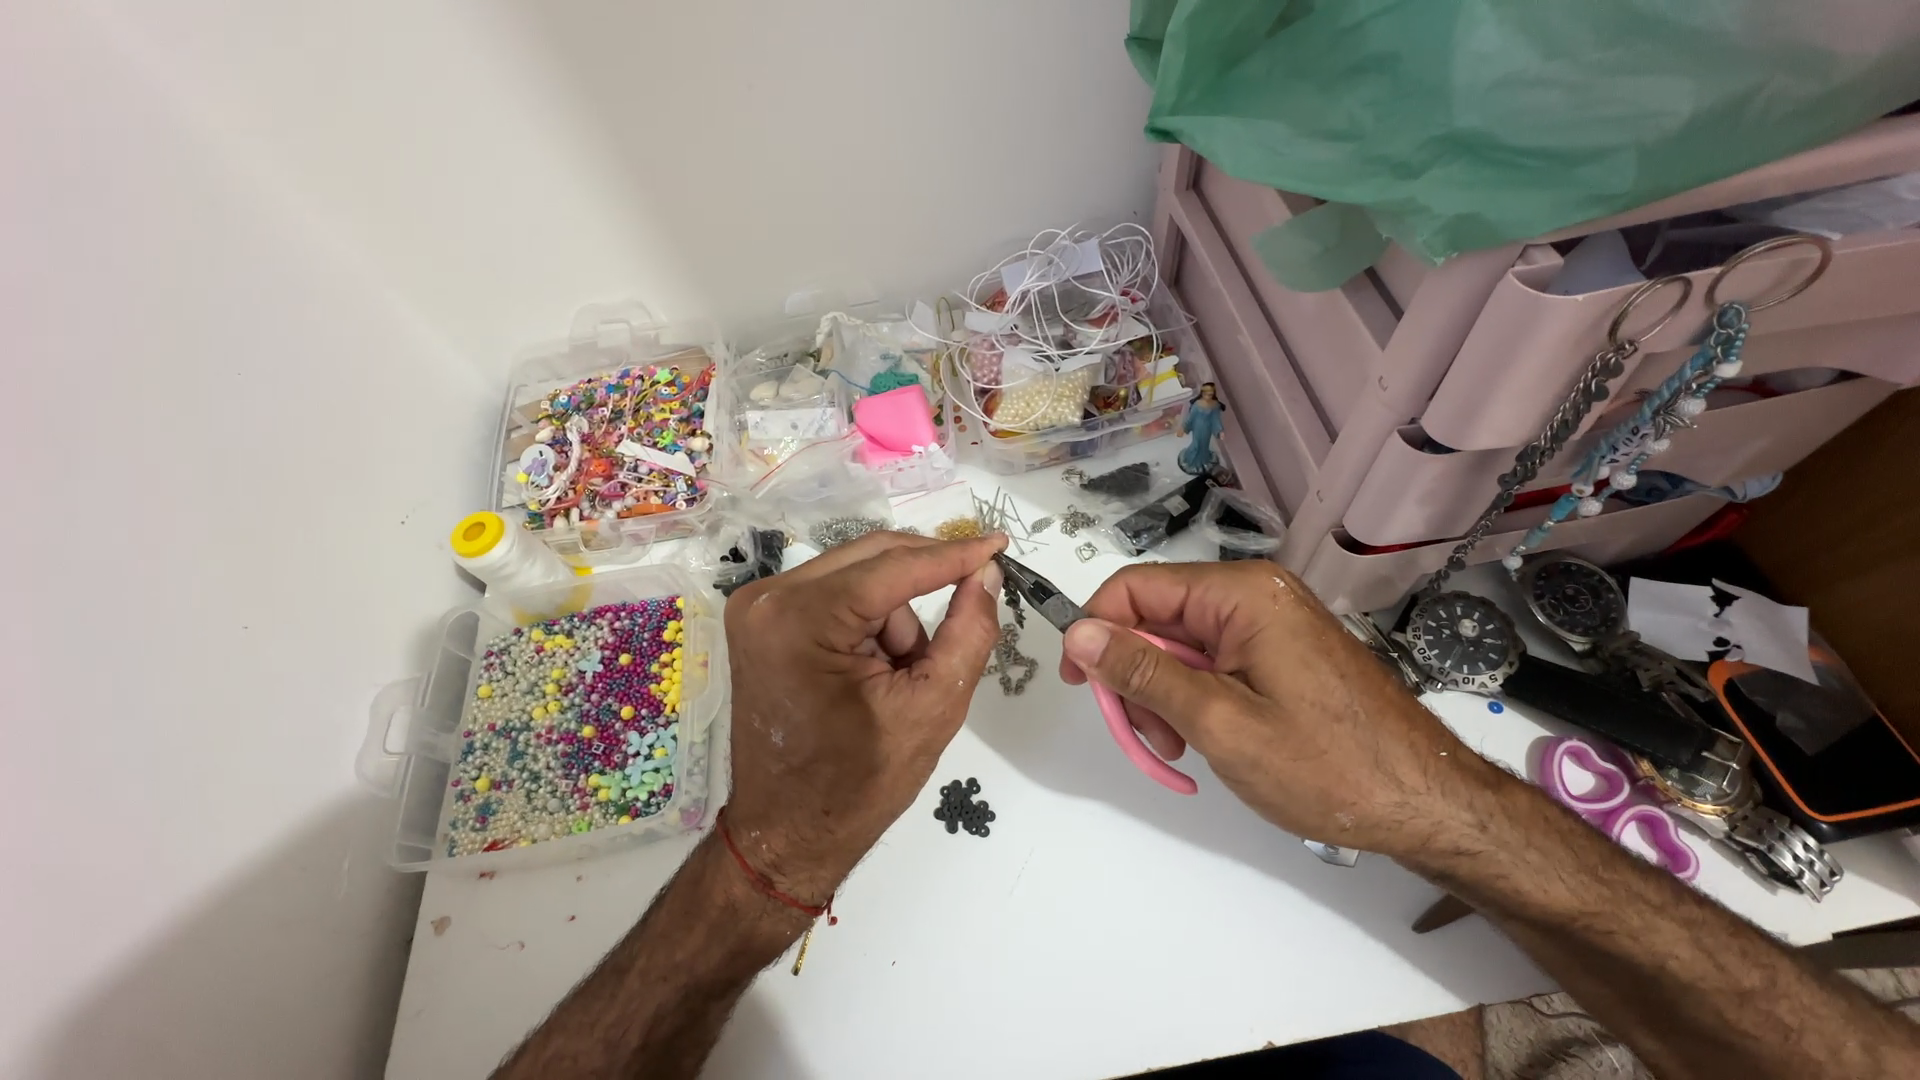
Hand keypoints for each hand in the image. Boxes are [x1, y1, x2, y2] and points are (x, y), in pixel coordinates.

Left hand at [723, 531, 1007, 902]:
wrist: (789, 831)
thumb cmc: (857, 783)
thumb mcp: (932, 708)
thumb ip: (968, 632)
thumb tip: (986, 573)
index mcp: (798, 619)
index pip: (892, 568)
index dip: (953, 554)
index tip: (1000, 542)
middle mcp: (767, 598)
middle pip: (872, 559)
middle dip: (926, 584)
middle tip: (975, 596)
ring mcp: (759, 607)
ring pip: (860, 577)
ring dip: (895, 617)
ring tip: (899, 678)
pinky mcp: (764, 620)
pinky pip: (838, 595)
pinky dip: (870, 623)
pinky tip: (873, 673)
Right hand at [1057, 561, 1493, 858]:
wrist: (1428, 804)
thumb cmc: (1326, 766)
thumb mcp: (1219, 722)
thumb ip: (1143, 673)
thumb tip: (1078, 632)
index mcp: (1240, 594)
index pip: (1136, 587)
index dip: (1095, 630)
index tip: (1079, 685)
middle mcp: (1253, 594)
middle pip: (1156, 618)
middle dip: (1135, 677)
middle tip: (1145, 738)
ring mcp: (1269, 623)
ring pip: (1179, 646)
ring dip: (1162, 696)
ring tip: (1180, 749)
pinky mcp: (1278, 652)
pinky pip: (1211, 663)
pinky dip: (1193, 700)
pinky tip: (1202, 739)